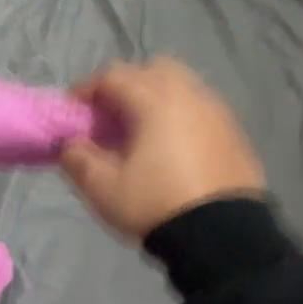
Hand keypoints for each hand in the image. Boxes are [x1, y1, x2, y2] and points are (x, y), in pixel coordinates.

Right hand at [59, 57, 265, 239]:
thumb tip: (71, 142)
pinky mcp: (232, 131)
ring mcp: (216, 112)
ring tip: (136, 131)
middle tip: (107, 115)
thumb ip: (78, 157)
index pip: (114, 76)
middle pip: (153, 69)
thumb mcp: (101, 187)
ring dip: (153, 99)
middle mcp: (189, 96)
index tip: (71, 113)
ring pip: (180, 86)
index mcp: (154, 103)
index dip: (86, 89)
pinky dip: (176, 114)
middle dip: (126, 85)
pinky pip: (198, 107)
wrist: (221, 233)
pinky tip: (166, 146)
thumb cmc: (154, 203)